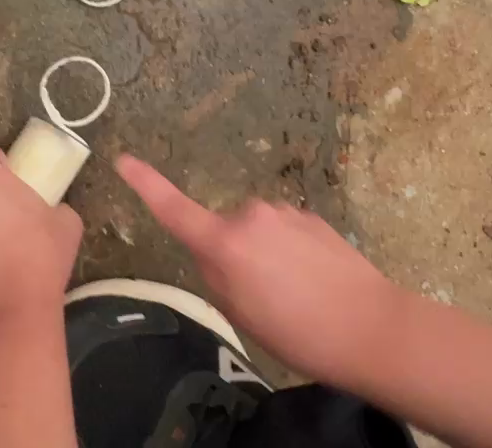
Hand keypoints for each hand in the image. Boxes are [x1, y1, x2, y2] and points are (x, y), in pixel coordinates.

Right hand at [116, 154, 405, 384]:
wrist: (368, 325)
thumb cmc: (297, 332)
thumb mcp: (240, 315)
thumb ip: (216, 276)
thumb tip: (211, 251)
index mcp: (226, 242)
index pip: (174, 210)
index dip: (145, 185)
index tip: (123, 159)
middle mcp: (251, 214)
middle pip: (224, 232)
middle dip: (232, 256)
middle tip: (259, 299)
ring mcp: (284, 211)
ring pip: (257, 232)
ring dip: (264, 256)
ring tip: (292, 296)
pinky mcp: (311, 215)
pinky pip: (285, 233)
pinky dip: (290, 253)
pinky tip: (313, 283)